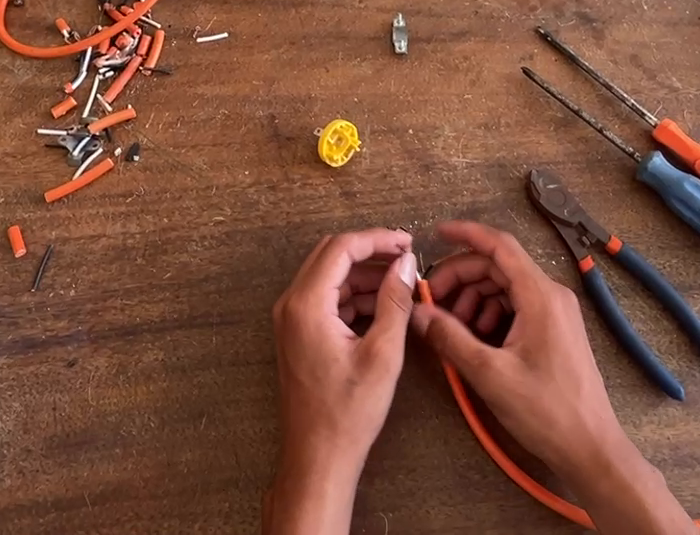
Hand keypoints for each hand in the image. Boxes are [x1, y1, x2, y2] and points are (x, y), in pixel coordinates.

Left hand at [265, 229, 416, 533]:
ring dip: (363, 274)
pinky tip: (382, 306)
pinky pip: (326, 297)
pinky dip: (353, 294)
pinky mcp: (298, 332)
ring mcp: (291, 318)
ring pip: (329, 275)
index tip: (408, 243)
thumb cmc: (348, 413)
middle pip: (331, 255)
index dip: (377, 239)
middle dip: (370, 252)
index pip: (342, 248)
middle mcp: (291, 303)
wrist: (317, 459)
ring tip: (401, 283)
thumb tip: (406, 263)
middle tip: (406, 258)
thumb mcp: (382, 354)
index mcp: (306, 304)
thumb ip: (394, 302)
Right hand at [411, 220, 694, 534]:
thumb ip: (450, 337)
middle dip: (461, 277)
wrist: (592, 450)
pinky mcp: (553, 329)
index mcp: (540, 294)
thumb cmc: (546, 411)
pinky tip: (476, 340)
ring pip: (504, 286)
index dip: (465, 234)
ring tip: (453, 328)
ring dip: (473, 298)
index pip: (499, 245)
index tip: (436, 234)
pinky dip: (490, 314)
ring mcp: (554, 311)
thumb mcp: (490, 374)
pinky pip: (515, 305)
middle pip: (497, 266)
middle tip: (432, 301)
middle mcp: (550, 294)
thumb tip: (416, 312)